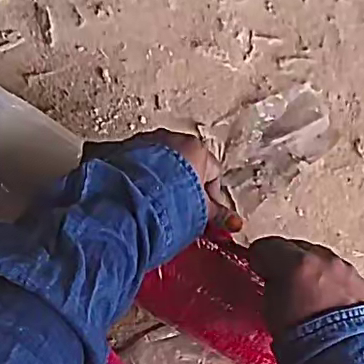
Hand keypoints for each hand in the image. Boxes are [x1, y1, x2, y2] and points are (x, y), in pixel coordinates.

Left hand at [128, 129, 243, 232]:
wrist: (137, 197)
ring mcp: (149, 142)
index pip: (213, 173)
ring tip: (161, 207)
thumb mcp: (201, 211)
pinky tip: (143, 199)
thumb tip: (236, 223)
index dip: (210, 197)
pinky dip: (144, 179)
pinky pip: (141, 165)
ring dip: (165, 183)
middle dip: (186, 188)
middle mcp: (173, 140)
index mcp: (197, 149)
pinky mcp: (127, 150)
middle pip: (187, 166)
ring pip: (163, 164)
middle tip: (182, 211)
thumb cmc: (174, 199)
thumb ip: (218, 215)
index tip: (204, 213)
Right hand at [247, 237, 363, 333]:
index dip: (260, 257)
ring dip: (312, 272)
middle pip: (298, 249)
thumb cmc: (301, 340)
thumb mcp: (270, 310)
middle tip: (281, 280)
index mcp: (295, 264)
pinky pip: (341, 275)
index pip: (269, 246)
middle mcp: (323, 260)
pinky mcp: (361, 284)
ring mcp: (345, 270)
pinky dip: (331, 284)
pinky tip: (326, 302)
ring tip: (306, 294)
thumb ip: (271, 285)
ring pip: (322, 260)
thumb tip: (273, 281)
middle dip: (288, 262)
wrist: (338, 359)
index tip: (257, 266)